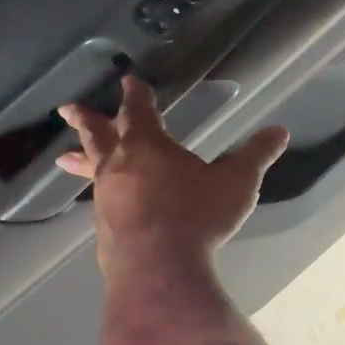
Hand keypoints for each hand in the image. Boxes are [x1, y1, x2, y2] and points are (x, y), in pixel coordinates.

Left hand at [57, 77, 288, 279]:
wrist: (159, 262)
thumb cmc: (198, 212)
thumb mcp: (239, 180)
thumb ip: (256, 154)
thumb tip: (279, 131)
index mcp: (149, 148)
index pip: (140, 113)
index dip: (137, 96)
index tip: (130, 81)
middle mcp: (119, 166)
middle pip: (99, 137)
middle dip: (87, 121)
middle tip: (68, 108)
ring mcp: (107, 195)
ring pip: (92, 168)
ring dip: (82, 158)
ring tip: (65, 157)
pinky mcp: (106, 222)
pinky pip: (100, 195)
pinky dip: (99, 188)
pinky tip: (107, 197)